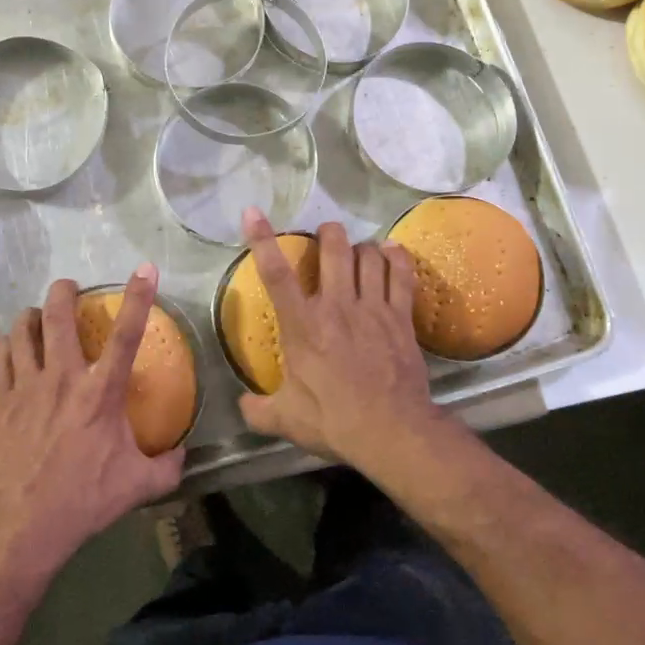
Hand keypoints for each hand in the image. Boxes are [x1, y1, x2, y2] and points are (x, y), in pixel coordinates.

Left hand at [0, 266, 184, 569]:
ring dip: (32, 316)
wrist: (24, 525)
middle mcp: (64, 379)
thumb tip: (182, 455)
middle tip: (69, 286)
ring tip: (39, 314)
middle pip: (58, 316)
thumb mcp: (138, 486)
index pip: (127, 335)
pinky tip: (14, 345)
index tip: (146, 268)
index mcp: (102, 393)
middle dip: (63, 291)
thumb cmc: (85, 500)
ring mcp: (27, 387)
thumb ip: (167, 467)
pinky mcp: (3, 402)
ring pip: (22, 331)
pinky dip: (9, 344)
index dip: (139, 296)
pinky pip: (2, 357)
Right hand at [237, 208, 445, 469]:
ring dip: (360, 247)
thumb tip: (242, 405)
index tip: (253, 212)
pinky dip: (396, 258)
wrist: (392, 432)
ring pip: (368, 257)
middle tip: (326, 233)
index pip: (276, 274)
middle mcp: (336, 307)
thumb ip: (258, 410)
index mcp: (302, 326)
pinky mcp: (401, 318)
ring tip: (357, 251)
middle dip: (328, 233)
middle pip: (334, 249)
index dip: (262, 239)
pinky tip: (391, 251)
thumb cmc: (334, 422)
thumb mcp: (285, 421)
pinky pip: (401, 275)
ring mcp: (373, 309)